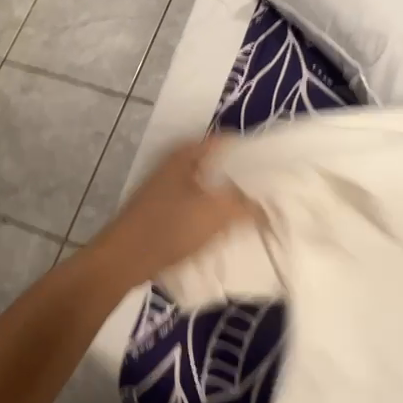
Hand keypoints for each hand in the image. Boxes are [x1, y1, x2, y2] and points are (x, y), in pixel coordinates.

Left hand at [84, 136, 256, 287]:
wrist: (124, 260)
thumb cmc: (169, 228)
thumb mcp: (216, 214)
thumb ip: (247, 206)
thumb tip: (270, 204)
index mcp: (188, 153)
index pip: (230, 142)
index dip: (254, 154)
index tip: (278, 171)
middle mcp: (177, 163)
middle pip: (220, 165)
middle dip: (244, 180)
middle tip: (270, 195)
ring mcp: (168, 186)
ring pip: (209, 187)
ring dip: (230, 199)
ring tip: (255, 213)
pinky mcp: (164, 210)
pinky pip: (198, 205)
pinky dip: (214, 214)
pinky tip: (228, 229)